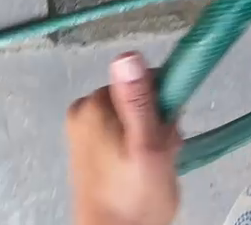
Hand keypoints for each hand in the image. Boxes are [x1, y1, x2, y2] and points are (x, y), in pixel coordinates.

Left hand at [67, 52, 180, 224]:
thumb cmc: (134, 197)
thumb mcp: (146, 146)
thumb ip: (138, 100)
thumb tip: (127, 54)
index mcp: (93, 104)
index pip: (144, 80)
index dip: (163, 105)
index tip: (168, 131)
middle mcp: (83, 110)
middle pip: (137, 98)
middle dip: (156, 122)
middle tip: (163, 153)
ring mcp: (83, 129)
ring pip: (132, 115)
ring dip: (149, 136)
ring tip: (154, 165)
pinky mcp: (87, 147)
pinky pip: (121, 131)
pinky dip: (136, 146)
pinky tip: (141, 168)